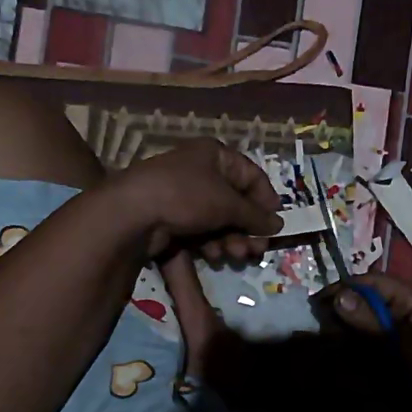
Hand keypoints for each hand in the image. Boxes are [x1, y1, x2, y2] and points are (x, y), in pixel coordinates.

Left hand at [103, 140, 283, 260]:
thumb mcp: (226, 203)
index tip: (274, 225)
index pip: (251, 175)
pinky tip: (214, 256)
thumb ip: (255, 215)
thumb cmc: (185, 196)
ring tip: (235, 255)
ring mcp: (184, 196)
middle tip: (256, 250)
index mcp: (214, 155)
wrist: (133, 213)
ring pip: (219, 220)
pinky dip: (211, 243)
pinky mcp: (172, 218)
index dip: (266, 200)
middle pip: (235, 202)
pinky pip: (201, 230)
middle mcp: (200, 172)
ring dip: (231, 239)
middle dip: (248, 228)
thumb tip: (278, 225)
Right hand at [321, 273, 411, 411]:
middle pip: (372, 300)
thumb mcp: (404, 344)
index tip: (318, 303)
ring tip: (331, 341)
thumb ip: (370, 321)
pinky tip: (348, 355)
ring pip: (370, 321)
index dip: (346, 288)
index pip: (376, 282)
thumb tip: (338, 296)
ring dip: (351, 331)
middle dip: (346, 311)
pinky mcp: (405, 354)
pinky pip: (377, 342)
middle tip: (322, 326)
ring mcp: (411, 333)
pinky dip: (361, 346)